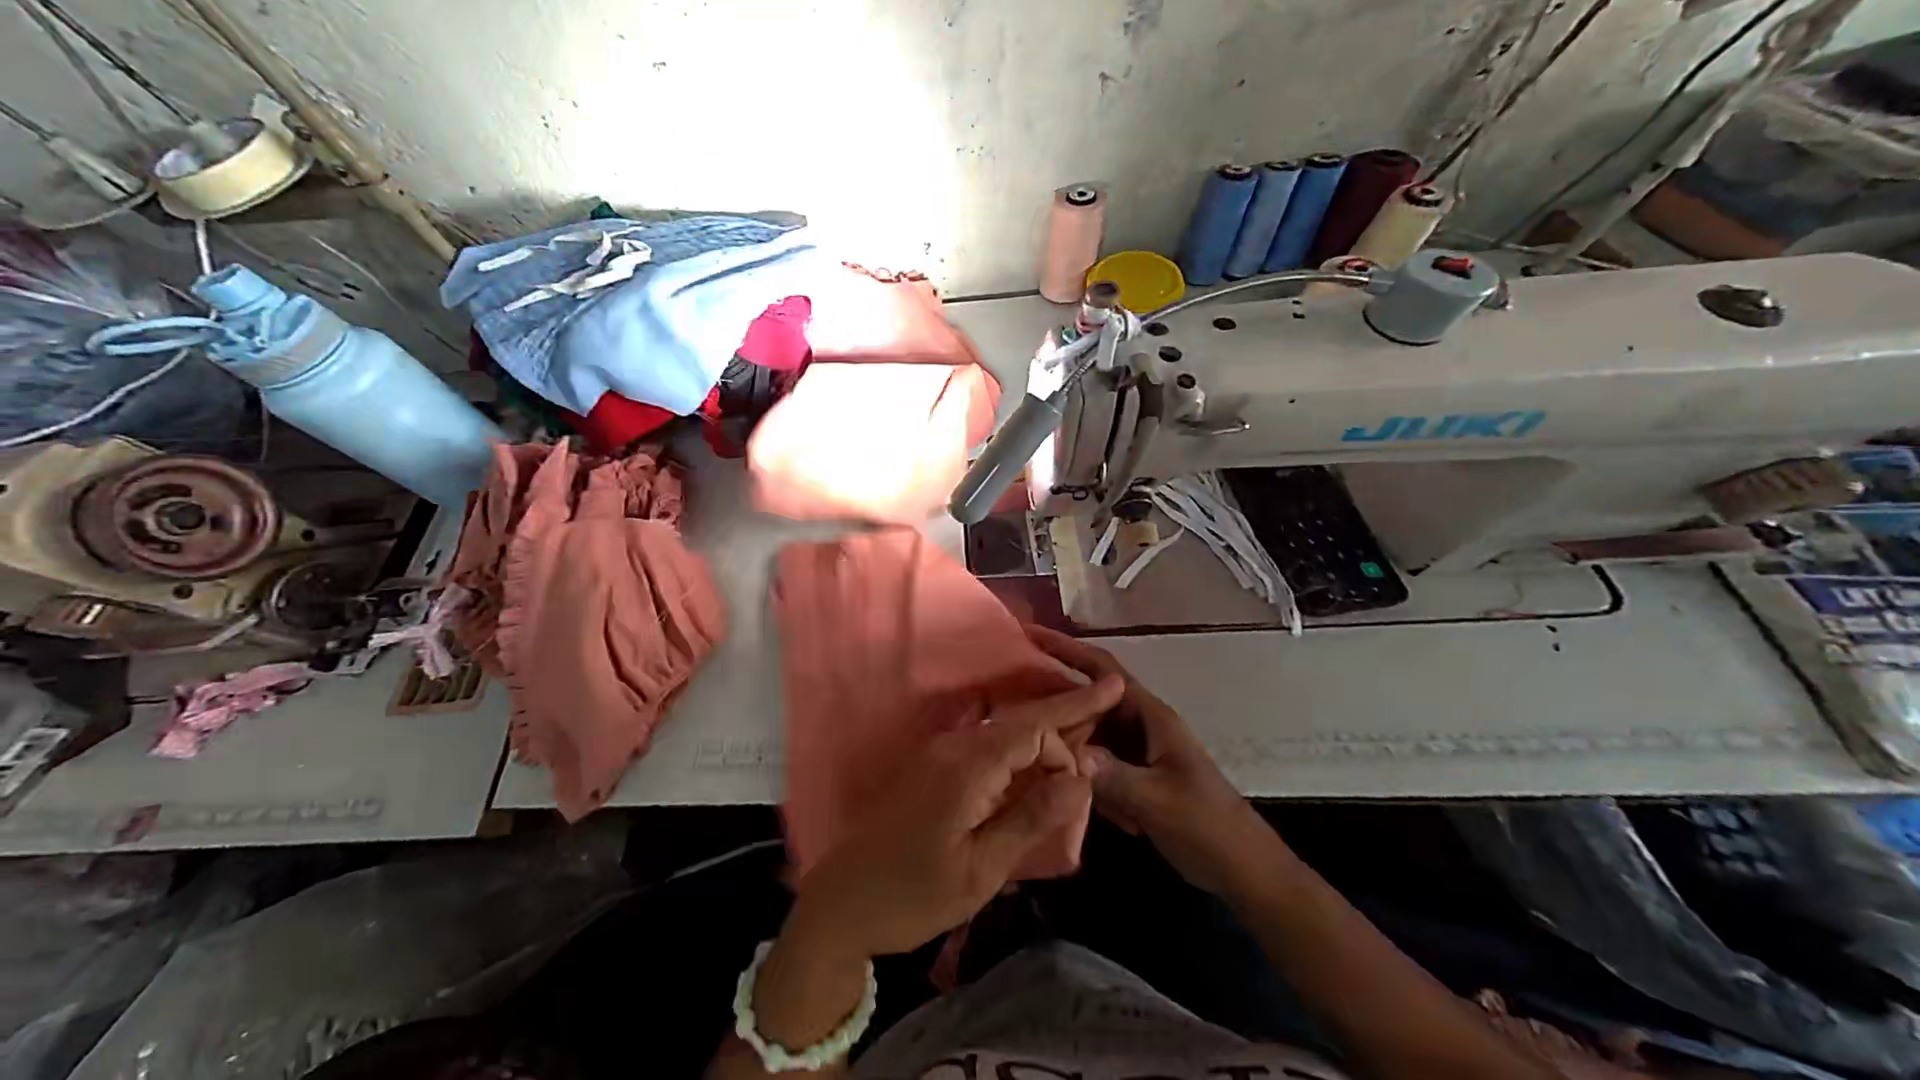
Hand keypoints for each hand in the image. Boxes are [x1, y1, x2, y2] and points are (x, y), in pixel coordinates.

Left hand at [789, 673, 1123, 959]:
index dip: (1075, 713)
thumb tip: (1080, 778)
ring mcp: (937, 756)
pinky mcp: (930, 771)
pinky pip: (985, 748)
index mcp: (968, 765)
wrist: (841, 904)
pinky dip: (1017, 753)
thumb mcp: (981, 869)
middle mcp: (953, 747)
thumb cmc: (913, 895)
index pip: (1034, 726)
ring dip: (1041, 737)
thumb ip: (1032, 818)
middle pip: (1020, 722)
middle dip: (1063, 719)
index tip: (1114, 696)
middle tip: (1100, 723)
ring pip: (1003, 733)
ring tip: (1077, 749)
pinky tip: (1034, 769)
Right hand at [1026, 625, 1277, 895]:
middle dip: (1053, 688)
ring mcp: (1135, 753)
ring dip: (1059, 728)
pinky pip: (1094, 759)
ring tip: (1015, 727)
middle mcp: (1140, 727)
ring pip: (1089, 729)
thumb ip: (1115, 777)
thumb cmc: (1207, 826)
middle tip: (1005, 688)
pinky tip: (1044, 769)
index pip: (1103, 671)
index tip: (1030, 635)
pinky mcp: (1132, 777)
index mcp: (1151, 717)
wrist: (1242, 868)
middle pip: (1089, 697)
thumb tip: (1069, 753)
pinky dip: (1072, 760)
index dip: (1068, 649)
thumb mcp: (1159, 802)